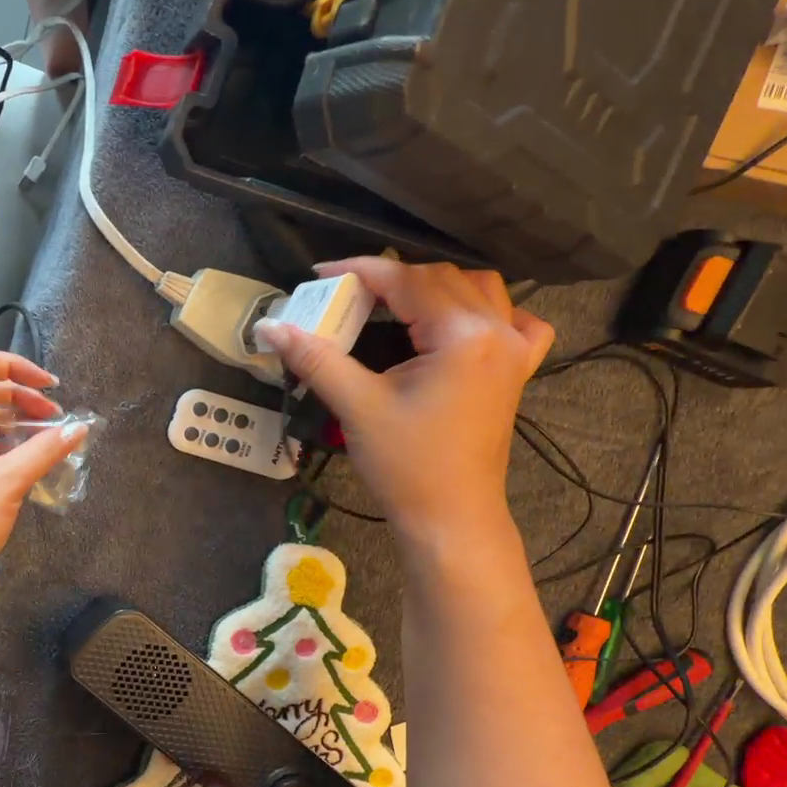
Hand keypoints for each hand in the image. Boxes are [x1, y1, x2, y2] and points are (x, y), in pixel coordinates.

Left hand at [0, 351, 88, 600]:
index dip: (12, 364)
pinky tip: (34, 463)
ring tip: (51, 440)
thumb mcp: (9, 482)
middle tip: (56, 417)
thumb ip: (45, 450)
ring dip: (19, 425)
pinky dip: (11, 448)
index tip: (48, 384)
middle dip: (23, 397)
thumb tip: (80, 427)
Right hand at [255, 258, 553, 536]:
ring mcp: (516, 350)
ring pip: (479, 290)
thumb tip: (270, 327)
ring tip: (390, 303)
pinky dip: (485, 309)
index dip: (361, 271)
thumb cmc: (405, 464)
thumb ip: (315, 359)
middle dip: (392, 278)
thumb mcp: (355, 407)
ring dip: (433, 286)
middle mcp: (499, 331)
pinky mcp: (516, 371)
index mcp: (463, 335)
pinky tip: (460, 321)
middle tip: (345, 295)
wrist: (451, 515)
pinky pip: (514, 319)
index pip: (408, 281)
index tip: (320, 274)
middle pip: (442, 278)